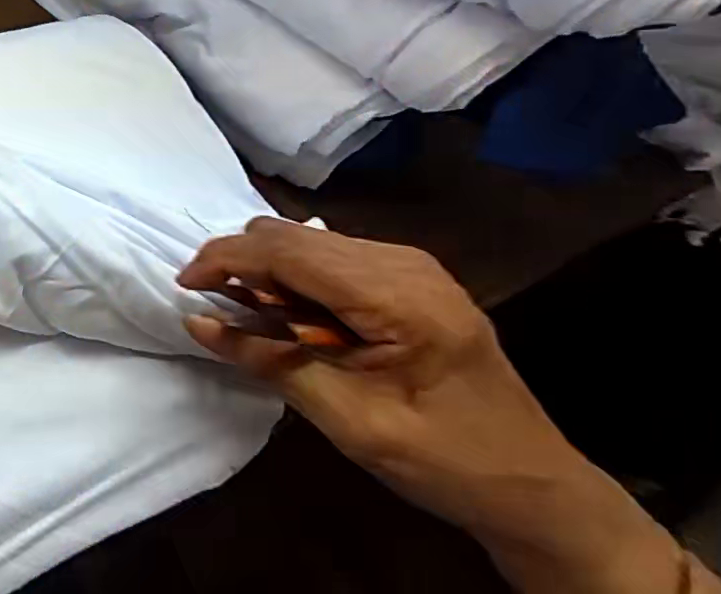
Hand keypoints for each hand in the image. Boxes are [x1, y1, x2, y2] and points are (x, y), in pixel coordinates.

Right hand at [178, 219, 700, 593]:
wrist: (535, 485)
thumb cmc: (446, 463)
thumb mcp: (350, 421)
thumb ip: (271, 362)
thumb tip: (200, 321)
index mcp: (397, 295)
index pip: (288, 250)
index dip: (227, 259)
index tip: (185, 284)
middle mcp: (402, 259)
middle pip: (293, 235)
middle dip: (243, 263)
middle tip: (219, 310)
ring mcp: (408, 261)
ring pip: (307, 240)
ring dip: (269, 271)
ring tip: (257, 320)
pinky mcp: (407, 272)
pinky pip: (331, 256)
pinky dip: (297, 278)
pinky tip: (297, 318)